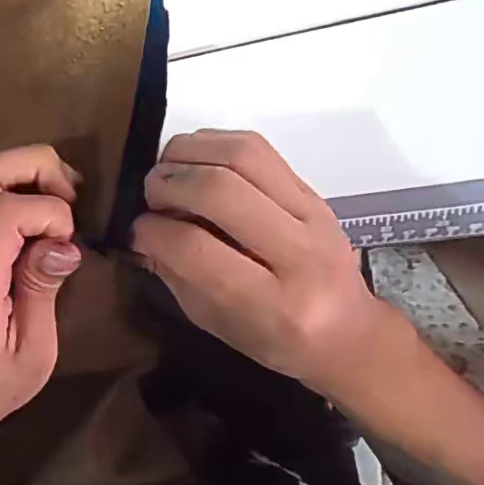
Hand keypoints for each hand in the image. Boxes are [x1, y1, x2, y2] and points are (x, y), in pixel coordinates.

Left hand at [0, 146, 84, 449]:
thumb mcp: (34, 352)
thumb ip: (43, 290)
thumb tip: (63, 242)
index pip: (3, 210)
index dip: (47, 211)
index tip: (68, 245)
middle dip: (34, 164)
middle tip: (72, 194)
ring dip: (25, 171)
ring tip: (63, 200)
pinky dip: (16, 187)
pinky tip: (43, 214)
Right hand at [132, 130, 408, 390]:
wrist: (347, 332)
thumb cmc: (273, 339)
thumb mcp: (212, 320)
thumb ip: (174, 272)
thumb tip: (141, 227)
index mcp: (272, 305)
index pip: (193, 247)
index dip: (150, 230)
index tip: (137, 231)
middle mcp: (300, 254)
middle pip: (218, 190)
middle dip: (166, 183)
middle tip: (150, 197)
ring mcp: (313, 214)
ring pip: (240, 154)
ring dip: (187, 154)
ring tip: (168, 173)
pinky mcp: (312, 190)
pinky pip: (256, 147)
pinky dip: (212, 145)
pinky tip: (194, 164)